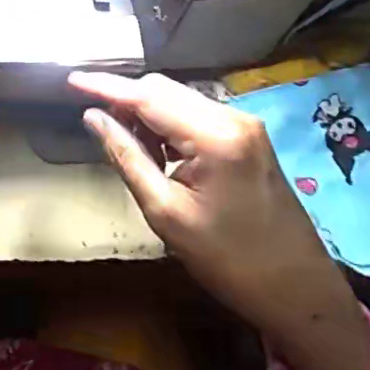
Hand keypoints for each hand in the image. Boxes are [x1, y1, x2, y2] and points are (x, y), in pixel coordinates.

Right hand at [69, 71, 369, 369]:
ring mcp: (244, 125)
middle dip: (125, 99)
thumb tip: (93, 118)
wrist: (298, 290)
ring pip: (179, 100)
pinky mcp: (247, 137)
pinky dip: (168, 125)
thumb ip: (127, 157)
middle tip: (96, 123)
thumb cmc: (229, 261)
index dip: (106, 87)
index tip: (71, 80)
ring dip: (146, 113)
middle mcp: (233, 117)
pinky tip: (155, 150)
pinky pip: (195, 116)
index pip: (148, 96)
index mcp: (215, 135)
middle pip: (164, 90)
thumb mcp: (166, 212)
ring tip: (125, 143)